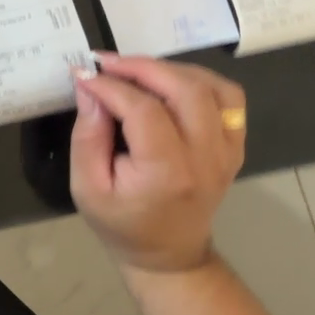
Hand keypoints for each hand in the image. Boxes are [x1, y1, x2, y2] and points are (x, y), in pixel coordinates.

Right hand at [68, 53, 246, 272]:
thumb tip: (89, 88)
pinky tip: (166, 83)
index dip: (110, 85)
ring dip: (172, 70)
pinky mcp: (233, 145)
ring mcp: (227, 150)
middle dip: (143, 67)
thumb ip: (87, 136)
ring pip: (214, 88)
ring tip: (135, 71)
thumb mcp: (86, 185)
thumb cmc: (118, 221)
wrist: (166, 252)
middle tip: (106, 63)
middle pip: (187, 90)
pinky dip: (198, 81)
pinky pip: (228, 99)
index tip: (81, 75)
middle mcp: (206, 156)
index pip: (144, 110)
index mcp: (166, 171)